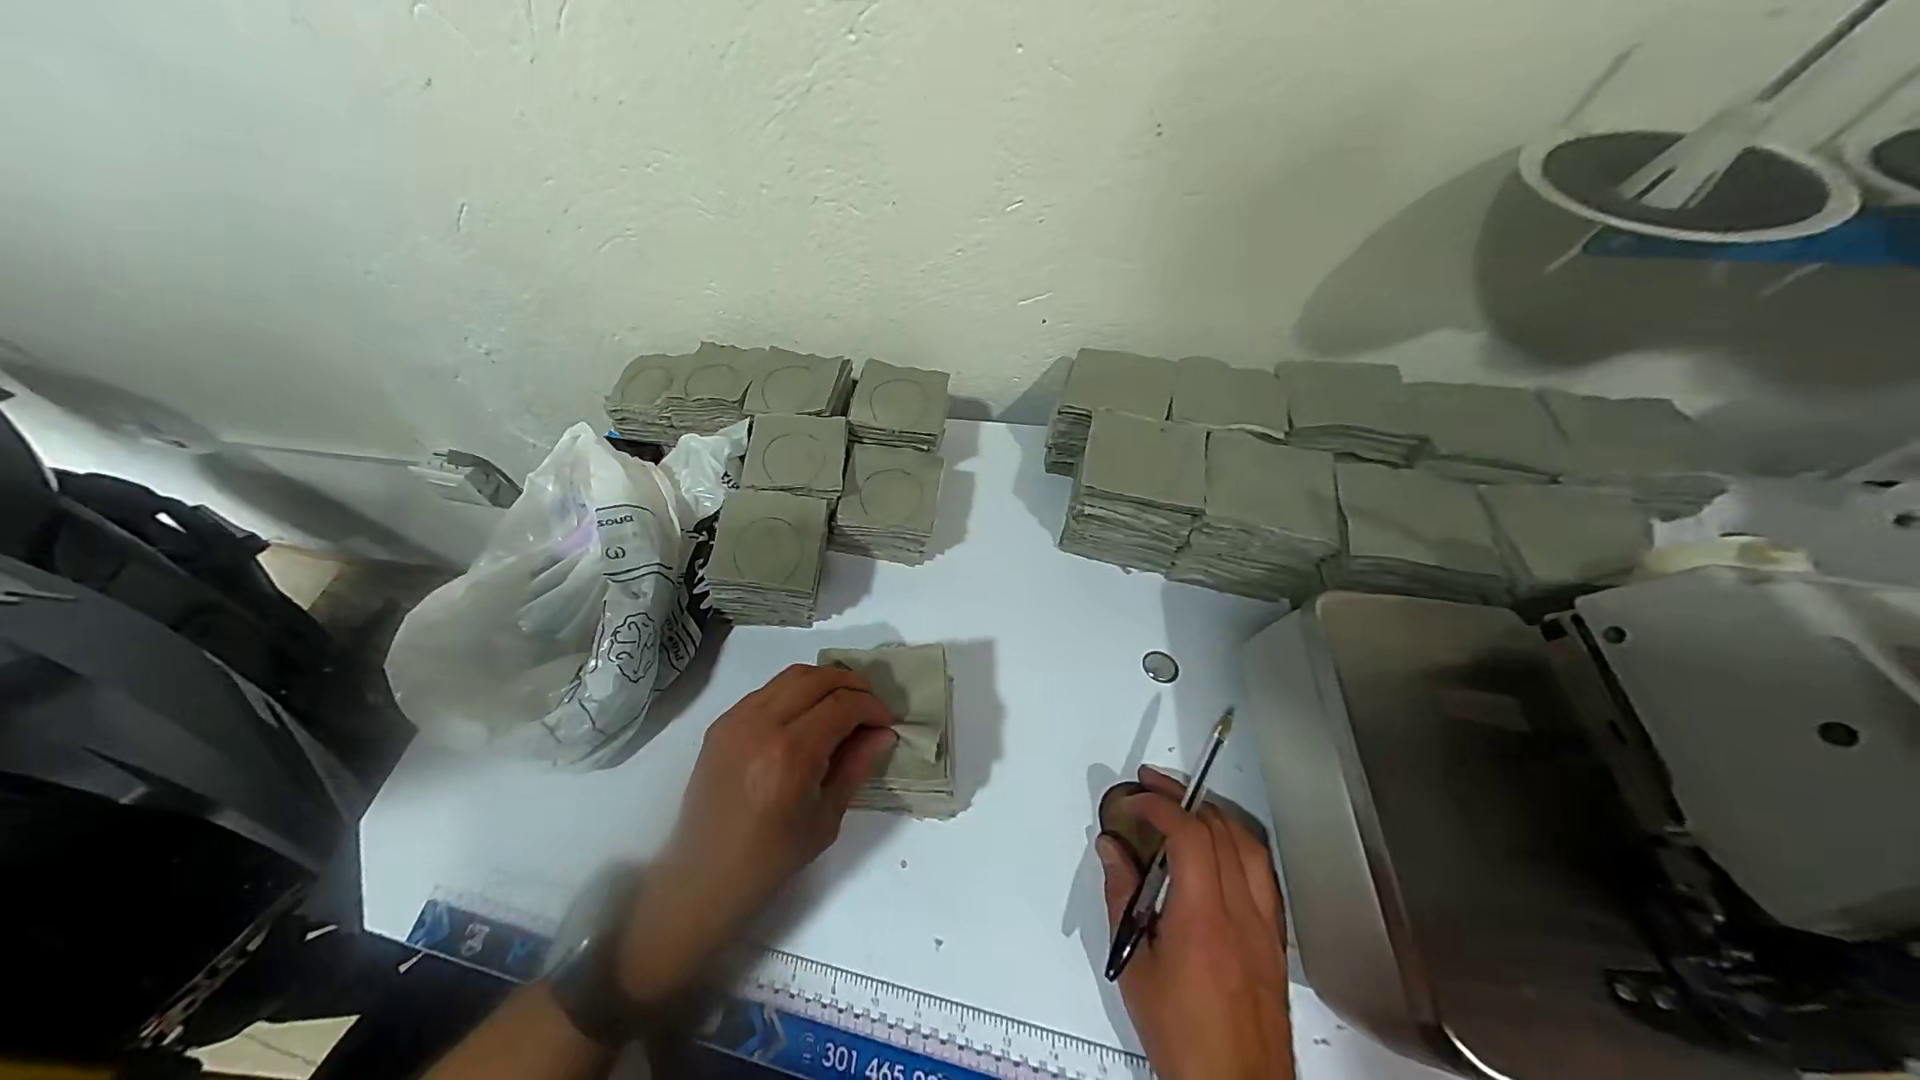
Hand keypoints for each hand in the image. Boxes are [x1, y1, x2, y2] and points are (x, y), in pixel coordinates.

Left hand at [615, 663, 897, 1003]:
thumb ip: (856, 766)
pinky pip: (767, 691)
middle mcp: (760, 725)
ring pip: (791, 676)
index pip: (842, 705)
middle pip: (818, 678)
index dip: (872, 707)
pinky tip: (807, 716)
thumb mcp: (826, 817)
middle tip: (870, 707)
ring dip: (824, 682)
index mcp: (790, 754)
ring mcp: (735, 720)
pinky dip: (795, 692)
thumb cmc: (771, 858)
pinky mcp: (721, 724)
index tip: (886, 722)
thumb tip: (883, 732)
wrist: (703, 877)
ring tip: (843, 704)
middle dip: (852, 685)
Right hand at [1097, 766, 1294, 1079]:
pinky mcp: (1275, 940)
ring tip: (1184, 807)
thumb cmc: (1182, 1035)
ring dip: (1214, 816)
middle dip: (1183, 798)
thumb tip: (1113, 850)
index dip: (1161, 804)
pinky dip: (1238, 845)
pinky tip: (1219, 849)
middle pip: (1220, 830)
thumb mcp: (1135, 964)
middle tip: (1153, 788)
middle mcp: (1240, 914)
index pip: (1189, 835)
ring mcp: (1264, 926)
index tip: (1137, 798)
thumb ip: (1122, 897)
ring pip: (1248, 846)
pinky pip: (1262, 872)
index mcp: (1202, 919)